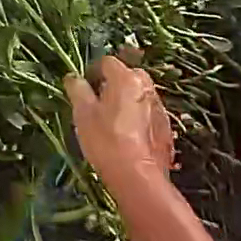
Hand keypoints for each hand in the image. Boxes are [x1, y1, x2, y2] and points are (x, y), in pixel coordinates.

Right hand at [65, 54, 176, 199]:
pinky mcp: (166, 129)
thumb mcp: (82, 113)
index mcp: (125, 78)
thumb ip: (77, 89)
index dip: (92, 72)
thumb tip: (73, 77)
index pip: (107, 62)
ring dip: (125, 101)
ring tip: (111, 122)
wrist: (138, 178)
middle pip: (126, 75)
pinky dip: (137, 118)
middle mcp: (146, 88)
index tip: (83, 88)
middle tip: (96, 103)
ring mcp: (159, 108)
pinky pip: (147, 114)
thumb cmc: (106, 140)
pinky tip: (126, 137)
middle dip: (112, 84)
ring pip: (138, 95)